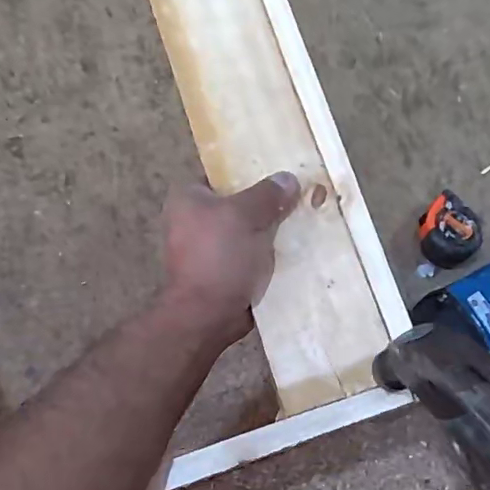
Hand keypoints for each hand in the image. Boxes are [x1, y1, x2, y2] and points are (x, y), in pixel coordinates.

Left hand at [158, 172, 299, 346]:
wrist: (207, 316)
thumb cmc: (219, 257)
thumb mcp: (246, 215)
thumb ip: (267, 194)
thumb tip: (288, 178)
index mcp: (188, 198)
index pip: (223, 175)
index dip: (252, 173)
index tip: (282, 177)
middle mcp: (192, 221)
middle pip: (238, 205)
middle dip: (267, 206)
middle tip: (299, 200)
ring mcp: (206, 251)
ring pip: (247, 233)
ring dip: (270, 234)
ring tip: (301, 226)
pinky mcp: (221, 274)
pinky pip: (249, 257)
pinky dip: (266, 257)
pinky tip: (292, 254)